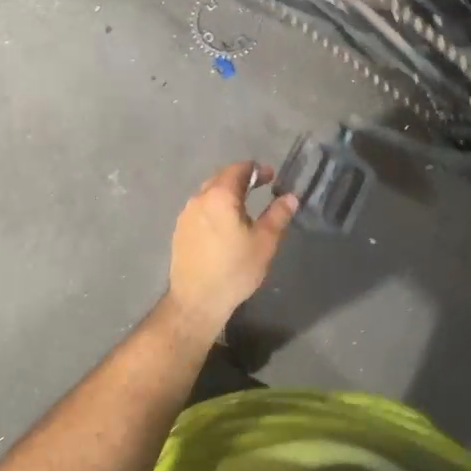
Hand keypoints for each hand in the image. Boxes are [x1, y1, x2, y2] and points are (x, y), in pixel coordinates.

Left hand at [163, 162, 298, 340]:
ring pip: (209, 193)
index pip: (238, 169)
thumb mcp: (264, 243)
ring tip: (242, 207)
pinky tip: (223, 225)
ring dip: (226, 193)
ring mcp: (186, 214)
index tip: (271, 177)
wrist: (196, 301)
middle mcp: (199, 198)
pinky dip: (214, 208)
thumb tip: (291, 197)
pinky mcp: (179, 230)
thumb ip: (278, 215)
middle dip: (240, 179)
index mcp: (220, 195)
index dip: (256, 170)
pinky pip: (200, 209)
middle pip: (221, 178)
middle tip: (259, 187)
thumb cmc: (234, 270)